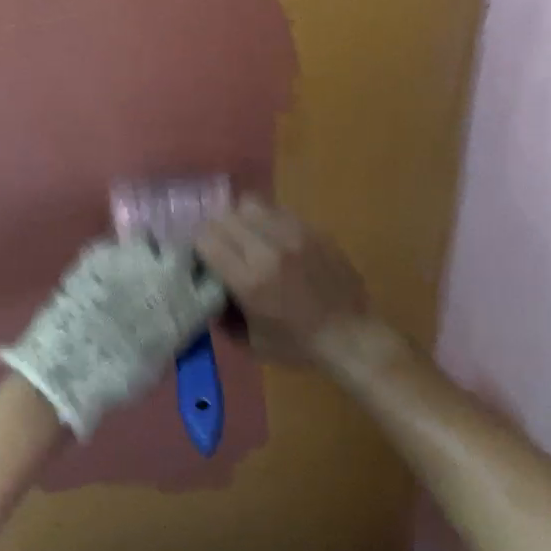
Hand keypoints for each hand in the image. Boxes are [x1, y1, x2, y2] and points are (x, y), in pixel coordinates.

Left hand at [0, 238, 225, 439]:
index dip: (203, 282)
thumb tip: (173, 315)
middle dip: (176, 256)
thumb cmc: (120, 376)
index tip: (194, 288)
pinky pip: (112, 247)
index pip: (213, 281)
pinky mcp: (100, 251)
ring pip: (146, 237)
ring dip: (142, 249)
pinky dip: (110, 258)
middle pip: (185, 248)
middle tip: (162, 270)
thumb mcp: (163, 356)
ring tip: (128, 267)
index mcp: (189, 305)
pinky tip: (99, 276)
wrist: (70, 366)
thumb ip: (175, 327)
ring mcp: (133, 256)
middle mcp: (168, 272)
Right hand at [195, 197, 368, 363]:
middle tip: (221, 246)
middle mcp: (269, 250)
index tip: (202, 257)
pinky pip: (278, 210)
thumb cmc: (298, 346)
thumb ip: (222, 315)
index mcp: (250, 281)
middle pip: (224, 216)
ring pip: (250, 204)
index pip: (205, 238)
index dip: (198, 245)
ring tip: (246, 236)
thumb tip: (206, 290)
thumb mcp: (250, 342)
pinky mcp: (314, 230)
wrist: (352, 337)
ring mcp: (294, 235)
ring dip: (241, 219)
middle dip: (216, 230)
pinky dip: (268, 220)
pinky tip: (273, 238)